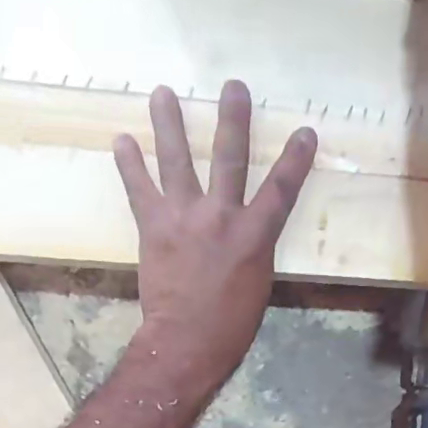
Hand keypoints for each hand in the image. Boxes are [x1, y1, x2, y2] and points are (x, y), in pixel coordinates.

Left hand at [114, 80, 316, 379]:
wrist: (186, 341)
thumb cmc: (232, 325)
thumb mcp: (259, 286)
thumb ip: (254, 250)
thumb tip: (247, 233)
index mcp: (255, 237)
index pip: (282, 189)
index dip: (295, 159)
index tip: (305, 131)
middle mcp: (221, 217)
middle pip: (230, 159)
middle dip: (233, 120)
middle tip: (234, 87)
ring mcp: (184, 217)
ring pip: (178, 160)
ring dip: (170, 124)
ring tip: (162, 93)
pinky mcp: (153, 225)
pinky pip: (139, 188)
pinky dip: (130, 163)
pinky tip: (122, 140)